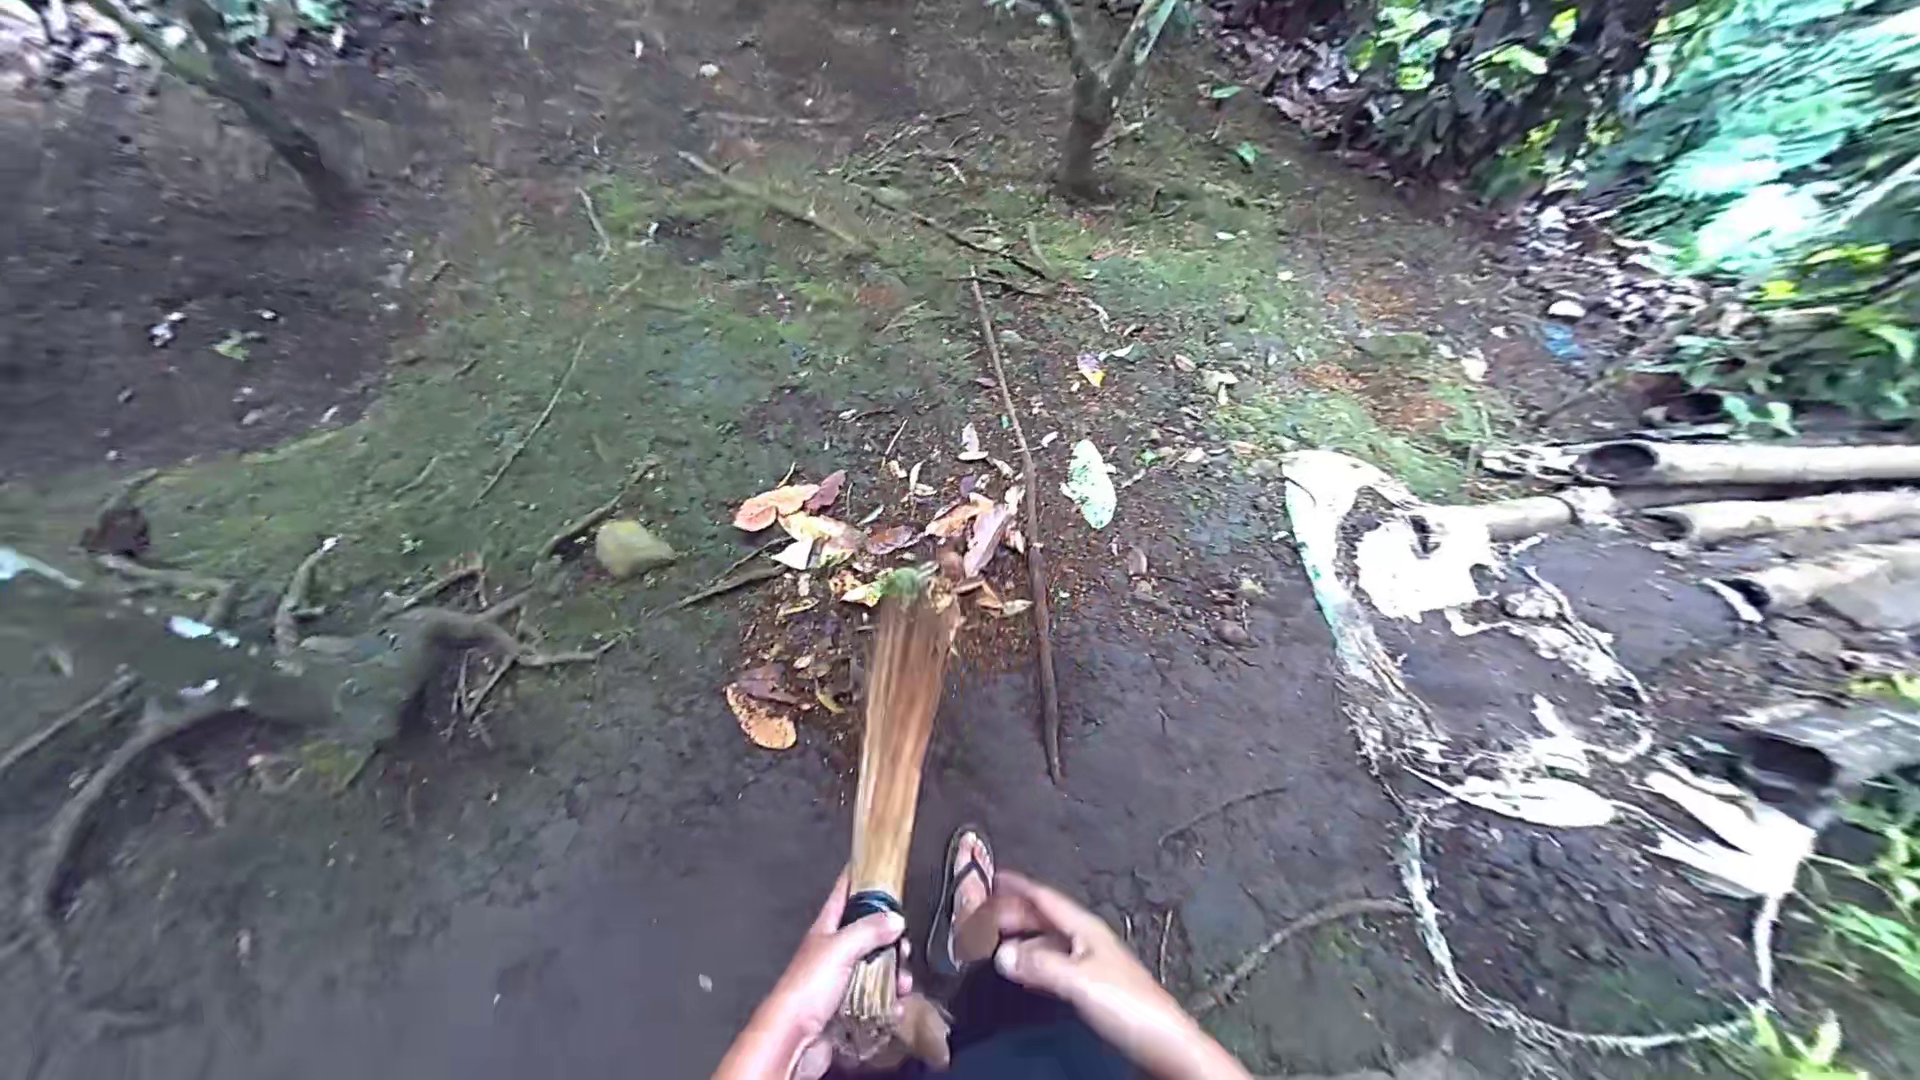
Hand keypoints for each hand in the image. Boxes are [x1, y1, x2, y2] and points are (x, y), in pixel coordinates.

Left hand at [713, 870, 909, 1079]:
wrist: (791, 1040)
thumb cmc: (808, 986)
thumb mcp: (840, 948)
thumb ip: (869, 930)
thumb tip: (896, 919)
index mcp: (827, 927)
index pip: (844, 891)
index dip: (859, 876)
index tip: (877, 865)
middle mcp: (834, 949)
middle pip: (868, 932)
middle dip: (890, 939)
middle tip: (904, 946)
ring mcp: (840, 979)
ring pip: (875, 967)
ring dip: (894, 974)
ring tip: (904, 983)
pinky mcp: (847, 1007)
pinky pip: (875, 999)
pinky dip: (888, 1002)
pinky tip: (896, 1006)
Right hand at [988, 871, 1251, 1079]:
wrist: (1164, 1041)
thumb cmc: (1125, 1002)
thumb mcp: (1078, 980)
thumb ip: (1039, 964)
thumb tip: (1000, 952)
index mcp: (1083, 925)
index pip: (1043, 896)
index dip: (1017, 884)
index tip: (991, 874)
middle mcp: (1084, 936)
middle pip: (1043, 915)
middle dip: (1014, 909)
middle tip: (982, 910)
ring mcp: (1088, 959)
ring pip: (1046, 938)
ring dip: (1021, 935)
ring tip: (994, 936)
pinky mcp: (1090, 984)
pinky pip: (1052, 960)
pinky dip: (1032, 958)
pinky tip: (1021, 967)